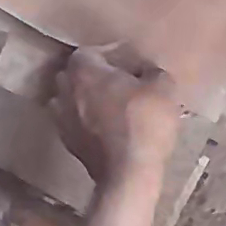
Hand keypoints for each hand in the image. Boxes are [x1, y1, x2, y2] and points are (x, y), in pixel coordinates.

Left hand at [50, 46, 182, 187]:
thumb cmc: (144, 123)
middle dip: (91, 76)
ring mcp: (62, 121)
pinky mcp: (69, 145)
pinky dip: (86, 122)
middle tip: (116, 81)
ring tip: (108, 104)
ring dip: (85, 100)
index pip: (88, 52)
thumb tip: (147, 72)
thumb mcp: (162, 87)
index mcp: (83, 71)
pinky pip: (74, 125)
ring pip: (69, 101)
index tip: (127, 60)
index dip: (108, 53)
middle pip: (73, 76)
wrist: (128, 173)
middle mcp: (65, 93)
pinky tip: (106, 127)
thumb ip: (152, 72)